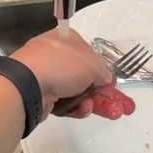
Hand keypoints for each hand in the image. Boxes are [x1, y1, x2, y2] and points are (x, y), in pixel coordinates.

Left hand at [11, 26, 132, 119]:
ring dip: (95, 103)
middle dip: (106, 94)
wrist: (28, 84)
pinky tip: (85, 109)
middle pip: (86, 78)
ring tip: (112, 113)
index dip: (104, 72)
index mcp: (66, 39)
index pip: (90, 56)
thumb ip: (104, 72)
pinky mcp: (43, 97)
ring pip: (78, 93)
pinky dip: (77, 108)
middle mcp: (56, 57)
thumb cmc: (60, 64)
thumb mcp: (92, 64)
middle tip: (123, 107)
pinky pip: (66, 104)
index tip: (115, 86)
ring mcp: (48, 77)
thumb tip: (107, 79)